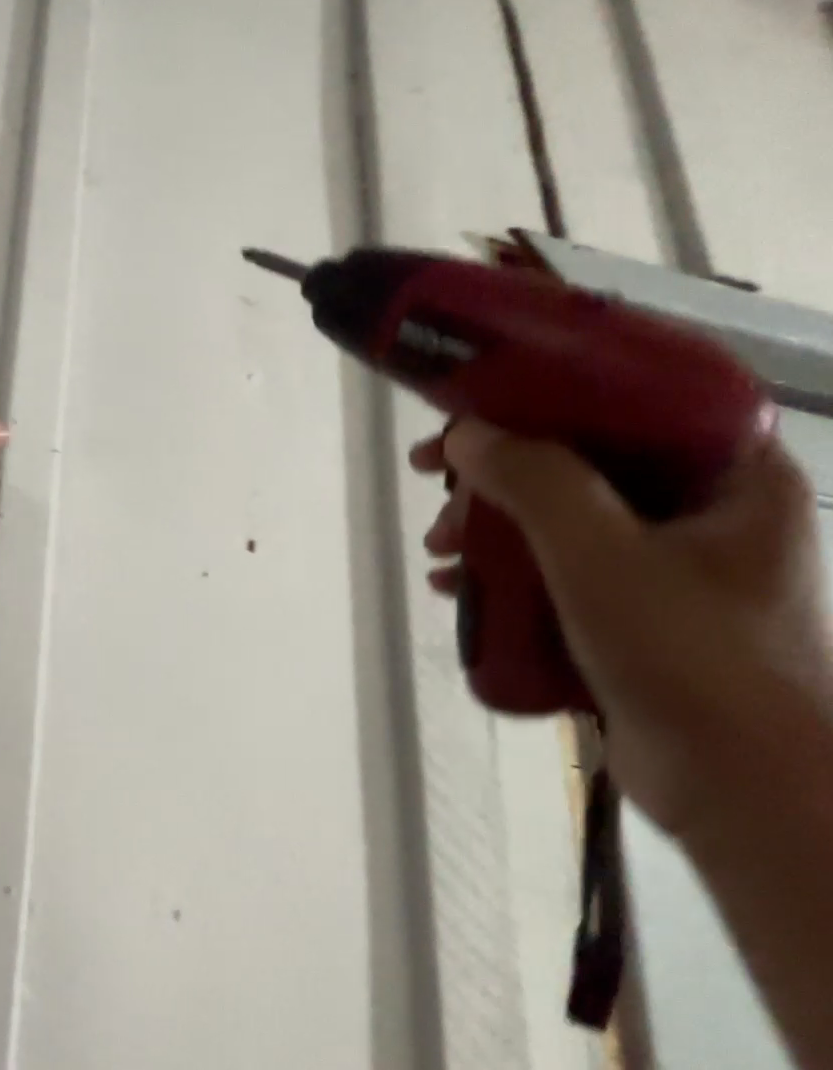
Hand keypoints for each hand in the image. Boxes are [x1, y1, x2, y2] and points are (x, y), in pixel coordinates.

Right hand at [415, 419, 832, 835]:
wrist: (740, 787)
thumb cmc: (688, 654)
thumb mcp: (600, 556)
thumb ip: (535, 483)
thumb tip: (466, 436)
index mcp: (734, 479)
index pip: (647, 397)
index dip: (560, 389)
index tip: (485, 400)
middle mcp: (708, 511)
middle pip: (589, 458)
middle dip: (503, 470)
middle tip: (436, 479)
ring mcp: (672, 565)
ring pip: (564, 515)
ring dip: (492, 524)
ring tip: (438, 549)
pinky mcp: (636, 611)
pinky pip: (558, 566)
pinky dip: (506, 569)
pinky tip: (459, 587)